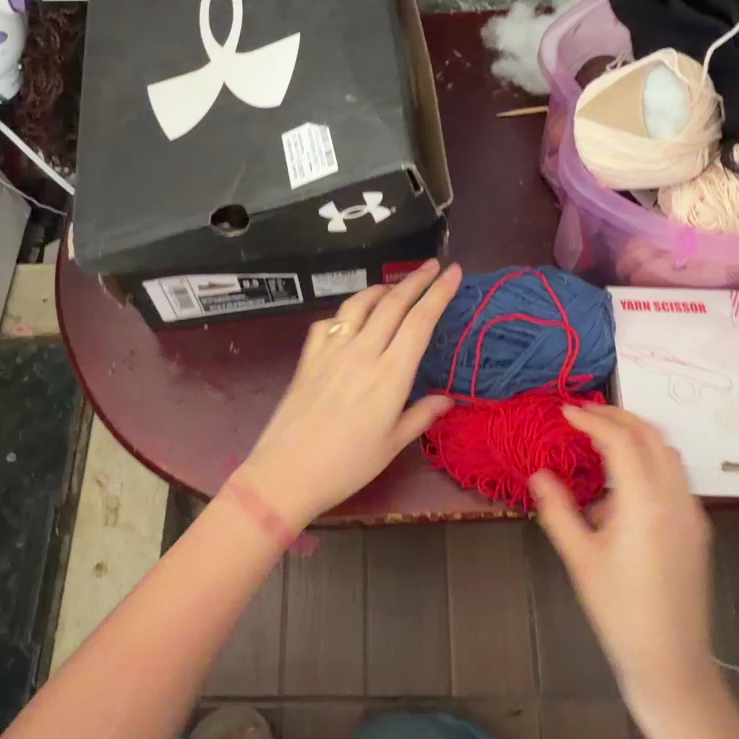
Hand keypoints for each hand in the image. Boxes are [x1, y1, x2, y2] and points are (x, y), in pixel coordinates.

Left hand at [231, 260, 462, 526]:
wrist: (285, 473)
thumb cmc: (347, 466)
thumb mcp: (392, 445)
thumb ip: (421, 415)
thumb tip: (448, 398)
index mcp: (390, 375)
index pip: (420, 321)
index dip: (439, 293)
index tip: (454, 273)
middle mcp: (362, 353)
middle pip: (393, 304)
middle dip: (416, 280)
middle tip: (433, 265)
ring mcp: (331, 351)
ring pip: (359, 304)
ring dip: (381, 289)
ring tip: (395, 286)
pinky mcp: (308, 358)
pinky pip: (330, 322)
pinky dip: (346, 312)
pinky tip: (351, 318)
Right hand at [530, 405, 719, 724]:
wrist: (671, 660)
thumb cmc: (618, 610)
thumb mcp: (579, 558)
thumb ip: (558, 509)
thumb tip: (539, 474)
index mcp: (644, 502)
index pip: (621, 440)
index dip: (592, 419)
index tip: (565, 411)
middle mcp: (675, 498)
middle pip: (651, 435)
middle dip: (617, 416)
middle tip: (583, 413)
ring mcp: (692, 512)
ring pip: (668, 452)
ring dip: (636, 435)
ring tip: (600, 438)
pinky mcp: (697, 527)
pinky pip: (675, 475)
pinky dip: (649, 460)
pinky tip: (622, 483)